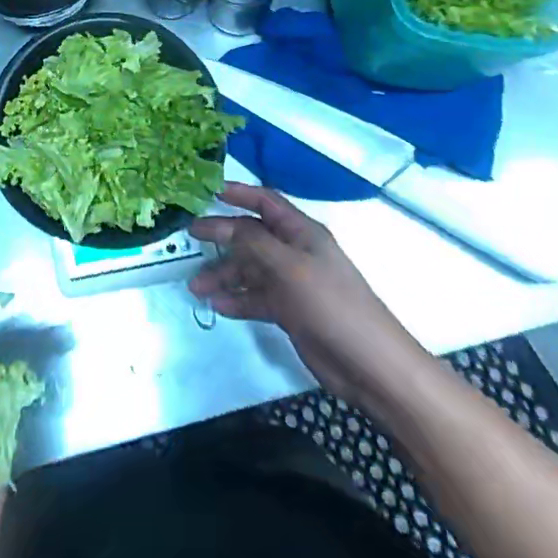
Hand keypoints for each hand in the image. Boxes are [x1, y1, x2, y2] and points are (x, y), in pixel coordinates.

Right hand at [189, 183, 416, 402]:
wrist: (368, 364)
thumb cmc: (330, 305)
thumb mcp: (288, 267)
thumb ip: (253, 243)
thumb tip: (222, 224)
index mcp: (301, 233)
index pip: (266, 202)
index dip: (239, 194)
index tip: (208, 192)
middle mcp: (295, 253)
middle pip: (252, 236)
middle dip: (222, 237)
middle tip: (190, 239)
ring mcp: (292, 284)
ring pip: (249, 270)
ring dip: (223, 275)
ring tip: (195, 288)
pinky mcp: (289, 312)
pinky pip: (255, 298)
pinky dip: (236, 300)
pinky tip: (216, 306)